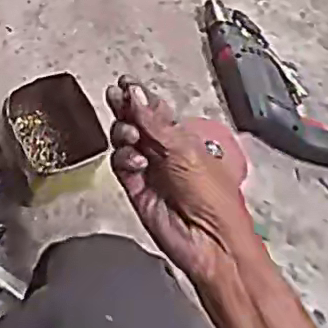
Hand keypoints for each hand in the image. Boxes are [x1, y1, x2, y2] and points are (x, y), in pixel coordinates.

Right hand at [106, 76, 257, 282]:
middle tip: (115, 97)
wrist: (212, 244)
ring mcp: (146, 168)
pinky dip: (123, 157)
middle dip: (123, 107)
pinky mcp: (135, 187)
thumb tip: (133, 91)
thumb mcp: (185, 150)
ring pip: (122, 138)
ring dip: (123, 131)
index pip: (153, 108)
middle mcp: (161, 149)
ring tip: (132, 135)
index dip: (139, 95)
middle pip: (133, 120)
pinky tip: (136, 160)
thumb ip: (154, 121)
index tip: (124, 83)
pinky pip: (120, 163)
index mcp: (180, 136)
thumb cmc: (212, 196)